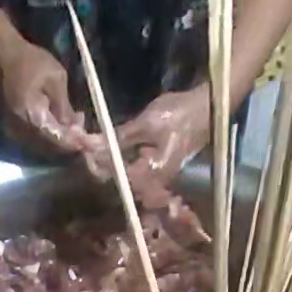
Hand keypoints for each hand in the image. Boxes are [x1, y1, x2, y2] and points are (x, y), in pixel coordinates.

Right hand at [0, 43, 96, 156]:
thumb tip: (76, 128)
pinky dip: (51, 138)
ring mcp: (15, 136)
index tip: (97, 144)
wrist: (0, 60)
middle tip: (91, 137)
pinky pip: (36, 142)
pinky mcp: (13, 133)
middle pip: (51, 149)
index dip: (78, 143)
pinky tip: (62, 127)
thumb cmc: (29, 63)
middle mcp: (22, 134)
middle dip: (72, 144)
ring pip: (44, 148)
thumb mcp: (55, 78)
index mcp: (33, 120)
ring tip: (79, 129)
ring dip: (62, 142)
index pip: (59, 141)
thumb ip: (64, 108)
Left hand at [84, 85, 209, 186]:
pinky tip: (106, 142)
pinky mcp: (149, 170)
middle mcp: (146, 184)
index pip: (110, 175)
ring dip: (103, 157)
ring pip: (117, 172)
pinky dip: (115, 155)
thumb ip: (117, 137)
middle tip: (81, 138)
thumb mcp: (148, 123)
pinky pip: (125, 167)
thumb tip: (88, 144)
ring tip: (89, 139)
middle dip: (96, 159)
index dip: (93, 160)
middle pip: (111, 176)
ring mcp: (148, 179)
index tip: (80, 143)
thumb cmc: (182, 114)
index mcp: (147, 177)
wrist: (211, 107)